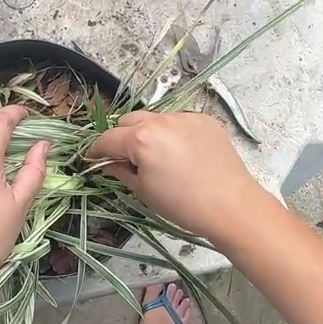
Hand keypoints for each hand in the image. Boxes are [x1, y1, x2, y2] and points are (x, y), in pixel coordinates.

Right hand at [86, 111, 272, 242]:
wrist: (231, 206)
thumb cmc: (183, 205)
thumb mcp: (144, 192)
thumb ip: (121, 171)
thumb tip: (109, 163)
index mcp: (141, 139)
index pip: (108, 139)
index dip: (96, 150)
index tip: (92, 158)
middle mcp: (162, 120)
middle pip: (129, 121)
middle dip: (121, 137)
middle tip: (125, 158)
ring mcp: (185, 117)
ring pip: (155, 119)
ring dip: (148, 133)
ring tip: (157, 157)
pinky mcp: (205, 121)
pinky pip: (179, 122)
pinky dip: (173, 134)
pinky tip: (182, 155)